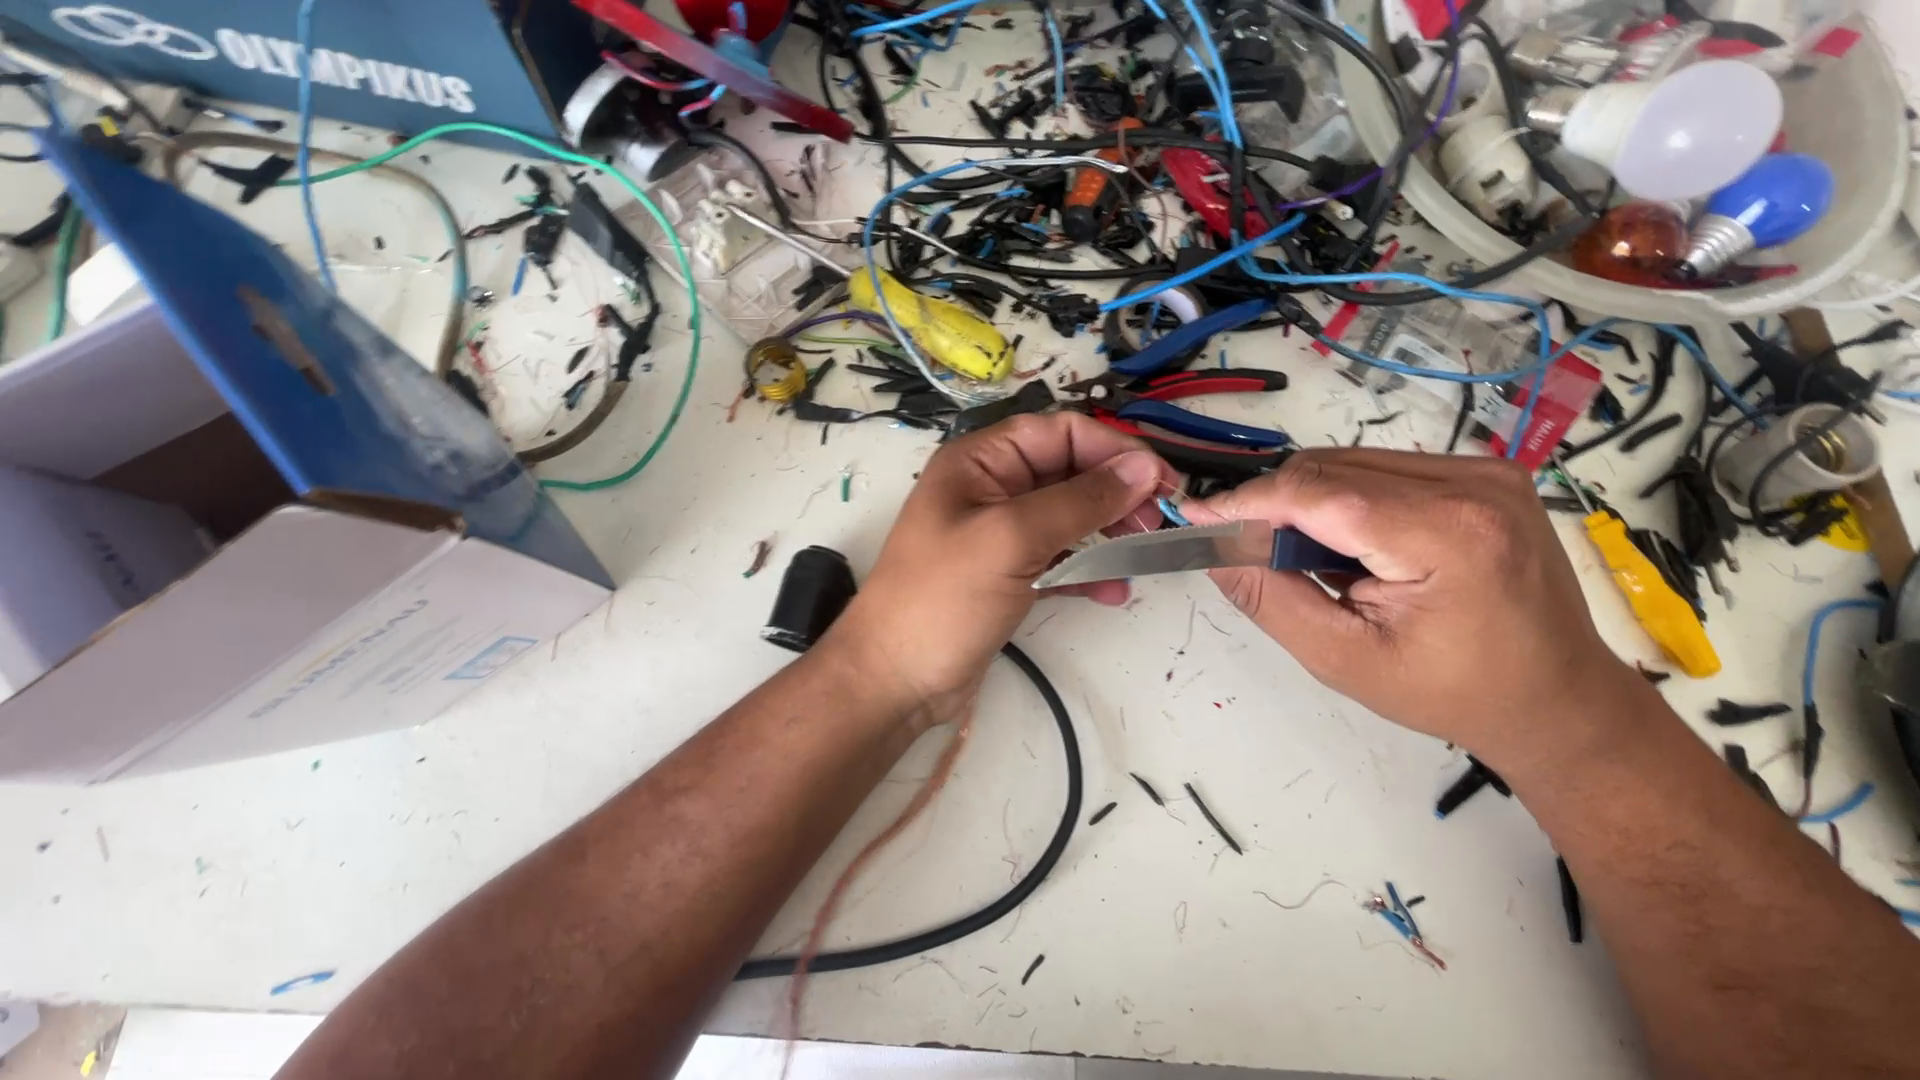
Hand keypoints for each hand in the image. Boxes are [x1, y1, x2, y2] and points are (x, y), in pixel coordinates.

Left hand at [824, 412, 1175, 729]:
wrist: (895, 679)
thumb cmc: (943, 599)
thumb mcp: (1012, 539)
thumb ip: (1080, 500)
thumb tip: (1142, 466)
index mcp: (979, 461)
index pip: (1059, 433)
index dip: (1112, 450)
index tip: (1159, 481)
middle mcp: (989, 488)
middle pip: (1068, 472)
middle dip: (1115, 493)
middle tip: (1156, 523)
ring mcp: (998, 534)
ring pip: (1068, 516)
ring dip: (1107, 532)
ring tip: (1141, 556)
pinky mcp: (1007, 574)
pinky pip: (1058, 557)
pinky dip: (1087, 569)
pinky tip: (1111, 591)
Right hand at [1190, 449, 1639, 763]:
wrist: (1557, 699)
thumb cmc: (1453, 693)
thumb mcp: (1345, 660)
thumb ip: (1271, 600)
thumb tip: (1214, 551)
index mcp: (1448, 534)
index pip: (1319, 493)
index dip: (1247, 501)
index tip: (1194, 515)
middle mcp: (1474, 482)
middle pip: (1331, 468)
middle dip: (1274, 505)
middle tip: (1243, 550)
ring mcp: (1485, 471)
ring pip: (1352, 463)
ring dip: (1308, 502)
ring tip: (1304, 559)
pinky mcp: (1485, 473)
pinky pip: (1383, 469)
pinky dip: (1344, 499)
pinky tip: (1347, 545)